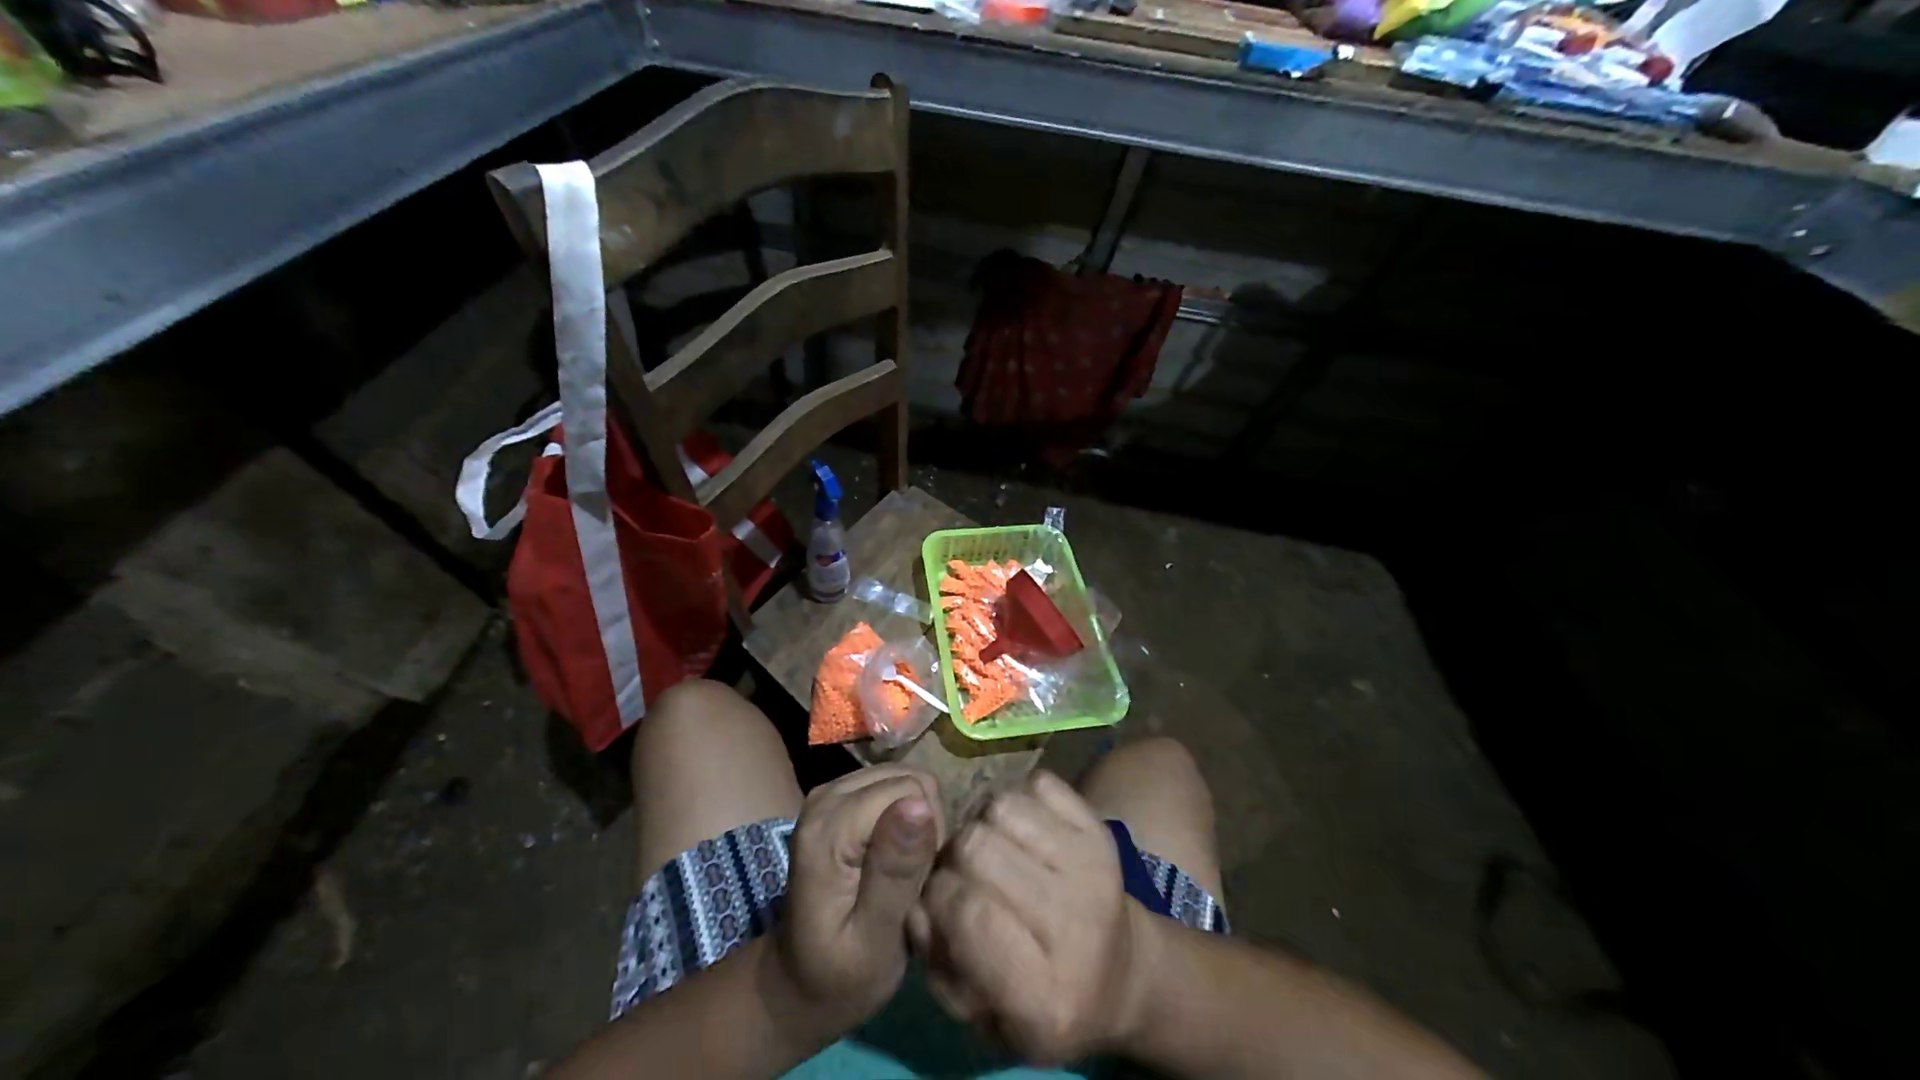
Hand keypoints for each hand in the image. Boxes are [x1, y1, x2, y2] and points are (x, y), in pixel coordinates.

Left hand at [772, 765, 944, 1042]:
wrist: (796, 982)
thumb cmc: (839, 974)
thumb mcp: (874, 939)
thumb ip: (896, 872)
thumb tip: (920, 805)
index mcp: (829, 828)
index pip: (910, 791)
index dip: (929, 833)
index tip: (920, 881)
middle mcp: (825, 797)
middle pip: (908, 778)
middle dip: (924, 823)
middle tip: (913, 879)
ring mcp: (828, 793)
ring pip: (904, 778)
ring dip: (916, 820)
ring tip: (905, 869)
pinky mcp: (837, 797)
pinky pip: (891, 785)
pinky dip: (904, 815)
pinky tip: (895, 855)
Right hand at [917, 771, 1158, 1064]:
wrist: (1122, 974)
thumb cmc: (1040, 1003)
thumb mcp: (982, 1016)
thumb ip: (939, 965)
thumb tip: (916, 904)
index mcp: (1044, 995)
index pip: (969, 914)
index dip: (939, 898)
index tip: (939, 901)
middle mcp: (1076, 926)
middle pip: (979, 848)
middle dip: (954, 856)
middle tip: (961, 872)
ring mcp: (1093, 870)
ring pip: (1004, 807)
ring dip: (984, 822)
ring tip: (992, 848)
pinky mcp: (1102, 832)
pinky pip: (1040, 784)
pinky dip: (1020, 799)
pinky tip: (1021, 831)